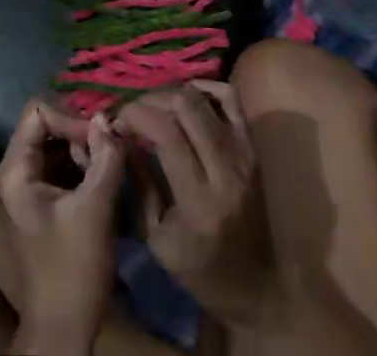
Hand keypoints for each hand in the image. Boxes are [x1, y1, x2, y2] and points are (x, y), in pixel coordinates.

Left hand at [0, 99, 125, 354]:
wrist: (63, 325)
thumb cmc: (73, 267)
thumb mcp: (94, 209)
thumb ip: (104, 159)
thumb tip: (108, 118)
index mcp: (15, 169)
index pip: (38, 112)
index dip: (70, 118)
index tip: (101, 137)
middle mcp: (17, 169)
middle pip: (47, 125)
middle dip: (81, 131)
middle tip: (113, 145)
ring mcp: (30, 184)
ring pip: (58, 144)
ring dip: (86, 147)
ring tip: (113, 161)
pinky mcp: (46, 198)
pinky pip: (64, 164)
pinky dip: (85, 163)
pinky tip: (107, 174)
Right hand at [115, 82, 273, 329]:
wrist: (261, 286)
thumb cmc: (202, 270)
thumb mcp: (156, 238)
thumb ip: (138, 183)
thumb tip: (116, 137)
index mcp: (199, 199)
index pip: (165, 132)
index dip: (135, 115)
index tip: (116, 121)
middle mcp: (226, 169)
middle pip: (185, 105)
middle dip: (149, 101)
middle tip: (132, 114)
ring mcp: (244, 154)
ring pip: (204, 97)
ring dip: (172, 94)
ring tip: (154, 108)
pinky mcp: (253, 148)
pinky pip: (231, 98)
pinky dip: (204, 89)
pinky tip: (184, 98)